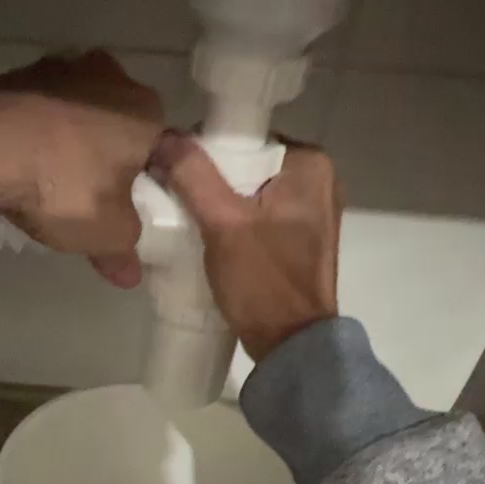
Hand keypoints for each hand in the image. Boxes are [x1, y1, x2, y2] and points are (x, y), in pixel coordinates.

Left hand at [0, 51, 162, 287]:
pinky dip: (38, 135)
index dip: (149, 183)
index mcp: (147, 109)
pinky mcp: (18, 73)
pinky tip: (23, 164)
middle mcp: (112, 75)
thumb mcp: (107, 232)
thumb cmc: (66, 186)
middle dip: (109, 159)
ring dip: (72, 144)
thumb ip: (125, 250)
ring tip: (52, 184)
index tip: (130, 208)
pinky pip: (41, 112)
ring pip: (79, 115)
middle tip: (91, 199)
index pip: (163, 149)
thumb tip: (131, 274)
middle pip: (119, 127)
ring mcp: (61, 67)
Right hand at [150, 132, 341, 360]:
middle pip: (246, 167)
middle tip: (177, 204)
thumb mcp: (223, 224)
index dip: (205, 155)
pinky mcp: (301, 241)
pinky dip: (234, 225)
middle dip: (211, 183)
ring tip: (189, 224)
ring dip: (218, 206)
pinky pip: (258, 218)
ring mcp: (312, 213)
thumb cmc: (262, 281)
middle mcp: (319, 181)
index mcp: (310, 165)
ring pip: (249, 194)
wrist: (291, 346)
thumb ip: (194, 176)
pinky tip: (211, 241)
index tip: (175, 179)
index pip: (245, 139)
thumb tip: (165, 137)